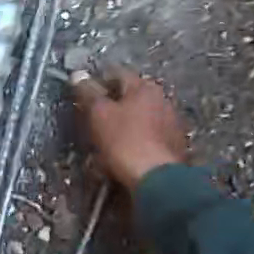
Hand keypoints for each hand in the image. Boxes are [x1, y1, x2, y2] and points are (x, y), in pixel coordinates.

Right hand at [72, 68, 187, 190]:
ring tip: (107, 140)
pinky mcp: (175, 145)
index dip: (96, 83)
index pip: (116, 73)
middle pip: (129, 95)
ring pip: (140, 116)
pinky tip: (126, 152)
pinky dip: (136, 139)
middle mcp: (162, 99)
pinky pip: (149, 135)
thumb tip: (77, 75)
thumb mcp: (98, 113)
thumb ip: (88, 92)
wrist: (156, 179)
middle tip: (93, 119)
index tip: (83, 97)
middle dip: (111, 105)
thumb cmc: (124, 140)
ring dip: (124, 123)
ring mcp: (171, 122)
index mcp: (145, 86)